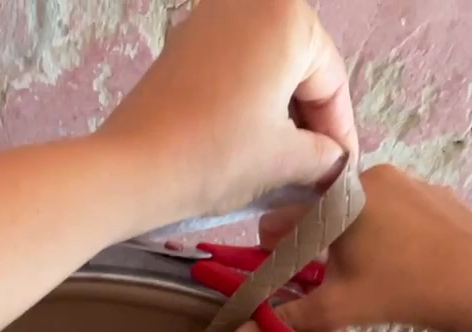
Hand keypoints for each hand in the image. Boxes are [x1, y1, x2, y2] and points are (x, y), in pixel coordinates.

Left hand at [98, 0, 354, 224]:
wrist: (130, 172)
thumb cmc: (215, 159)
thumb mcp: (283, 161)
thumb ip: (323, 157)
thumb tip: (335, 164)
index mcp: (287, 16)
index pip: (330, 81)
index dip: (340, 134)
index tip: (340, 173)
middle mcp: (249, 2)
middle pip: (298, 69)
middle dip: (307, 122)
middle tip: (313, 172)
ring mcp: (208, 20)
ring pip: (264, 71)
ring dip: (276, 116)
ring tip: (280, 165)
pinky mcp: (180, 47)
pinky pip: (230, 73)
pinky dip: (244, 106)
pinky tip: (244, 146)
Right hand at [225, 165, 471, 331]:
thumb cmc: (402, 294)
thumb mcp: (331, 313)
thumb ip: (276, 328)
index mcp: (340, 197)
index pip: (282, 219)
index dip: (273, 254)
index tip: (283, 281)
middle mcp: (373, 178)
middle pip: (319, 216)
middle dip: (312, 252)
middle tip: (325, 288)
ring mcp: (412, 185)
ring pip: (357, 216)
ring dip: (347, 247)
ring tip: (364, 284)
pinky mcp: (441, 200)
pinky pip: (393, 217)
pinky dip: (384, 241)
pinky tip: (399, 272)